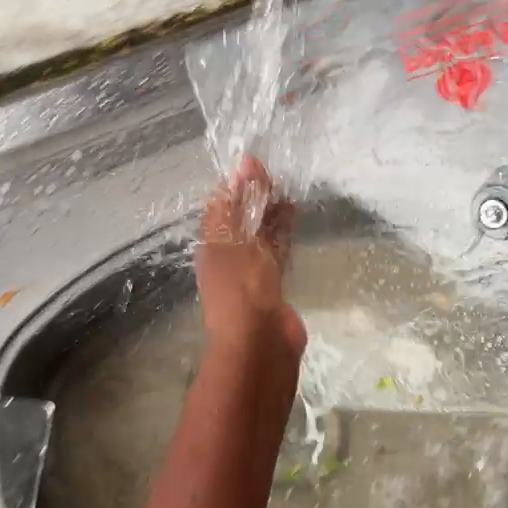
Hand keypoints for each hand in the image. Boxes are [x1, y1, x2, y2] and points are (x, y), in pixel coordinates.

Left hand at [197, 158, 304, 360]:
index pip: (220, 206)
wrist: (260, 345)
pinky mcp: (273, 286)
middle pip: (241, 220)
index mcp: (211, 246)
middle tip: (277, 172)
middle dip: (256, 198)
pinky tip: (295, 217)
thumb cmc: (243, 290)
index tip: (257, 162)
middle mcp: (228, 257)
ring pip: (261, 235)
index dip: (236, 184)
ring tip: (290, 189)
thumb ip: (244, 203)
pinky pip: (277, 251)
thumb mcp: (240, 240)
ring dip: (272, 214)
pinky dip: (284, 233)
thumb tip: (246, 163)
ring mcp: (252, 273)